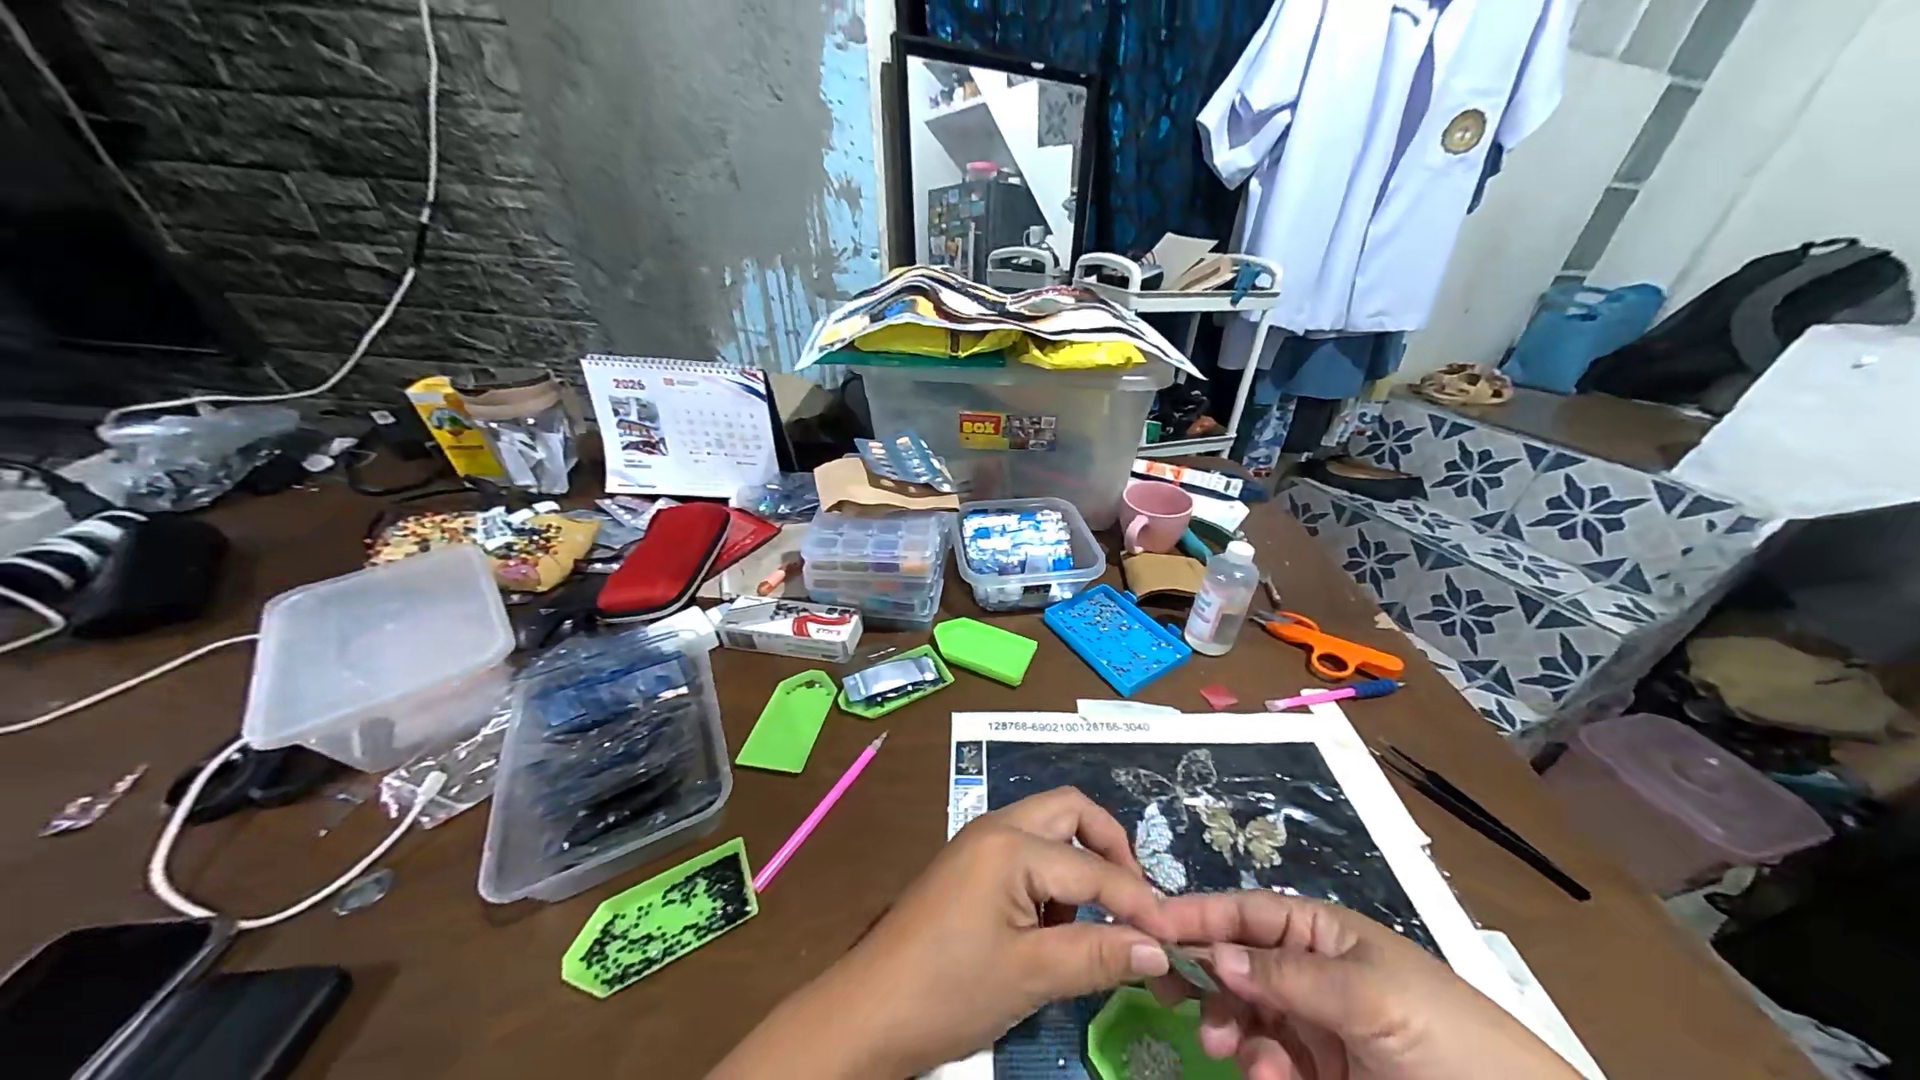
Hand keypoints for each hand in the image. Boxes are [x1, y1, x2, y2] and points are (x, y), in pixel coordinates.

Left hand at [708, 788, 1175, 1079]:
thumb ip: (1098, 955)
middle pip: (1069, 811)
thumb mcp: (1030, 976)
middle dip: (1109, 847)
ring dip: (1079, 863)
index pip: (1093, 868)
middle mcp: (995, 829)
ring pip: (1047, 830)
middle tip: (1135, 900)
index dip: (1138, 902)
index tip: (1174, 938)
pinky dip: (1051, 879)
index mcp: (1010, 845)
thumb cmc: (948, 990)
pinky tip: (1053, 928)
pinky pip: (1025, 854)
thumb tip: (1160, 949)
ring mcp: (978, 846)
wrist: (866, 1012)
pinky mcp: (968, 868)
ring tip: (1094, 924)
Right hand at [1156, 891, 1578, 1079]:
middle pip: (1236, 962)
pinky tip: (1268, 1078)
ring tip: (1225, 1047)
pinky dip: (1258, 1067)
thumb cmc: (1450, 1042)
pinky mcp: (1318, 1076)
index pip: (1247, 912)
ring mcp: (1314, 1027)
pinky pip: (1268, 1060)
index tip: (1150, 923)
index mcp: (1324, 933)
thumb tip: (1215, 954)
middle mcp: (1311, 972)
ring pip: (1245, 1013)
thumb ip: (1288, 975)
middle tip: (1171, 994)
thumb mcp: (1370, 998)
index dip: (1200, 914)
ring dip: (1229, 1026)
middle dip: (1206, 976)